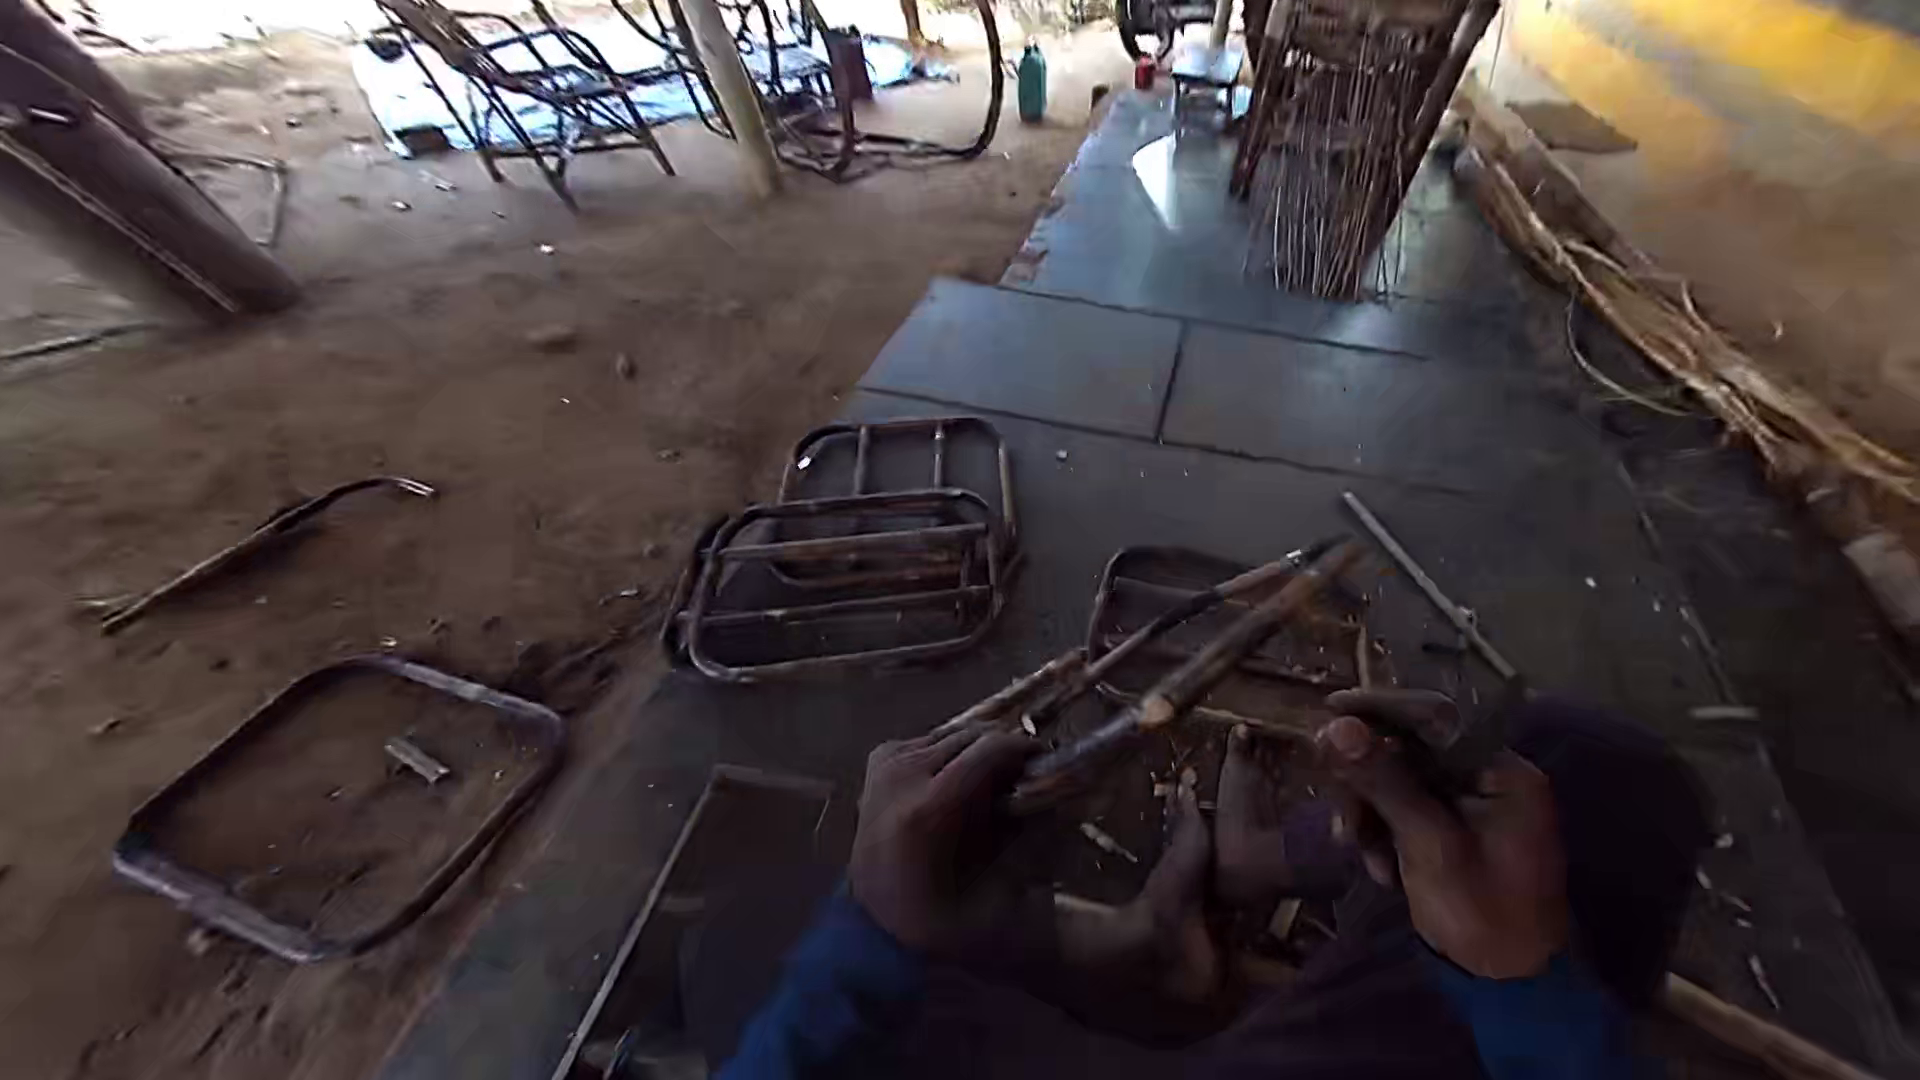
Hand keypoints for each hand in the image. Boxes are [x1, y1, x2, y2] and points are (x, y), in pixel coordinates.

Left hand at [849, 725, 1034, 951]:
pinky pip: (931, 740)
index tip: (1045, 762)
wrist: (880, 928)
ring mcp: (887, 763)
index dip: (1024, 750)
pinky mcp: (881, 758)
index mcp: (927, 809)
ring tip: (989, 789)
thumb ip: (1032, 837)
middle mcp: (902, 775)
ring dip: (978, 755)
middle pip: (972, 737)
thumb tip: (1059, 793)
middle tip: (1022, 781)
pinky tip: (956, 787)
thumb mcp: (999, 893)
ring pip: (954, 735)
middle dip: (1003, 754)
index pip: (989, 748)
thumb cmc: (942, 922)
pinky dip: (952, 756)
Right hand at [1319, 689, 1568, 978]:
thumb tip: (1333, 726)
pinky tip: (1376, 862)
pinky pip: (1387, 798)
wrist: (1501, 983)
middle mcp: (1480, 775)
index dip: (1381, 708)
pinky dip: (1372, 825)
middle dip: (1364, 778)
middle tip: (1341, 805)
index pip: (1435, 717)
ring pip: (1386, 772)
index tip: (1331, 708)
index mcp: (1502, 773)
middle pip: (1401, 745)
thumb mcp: (1429, 844)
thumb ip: (1383, 781)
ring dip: (1364, 808)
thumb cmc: (1483, 914)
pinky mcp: (1436, 817)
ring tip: (1361, 850)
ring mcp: (1457, 797)